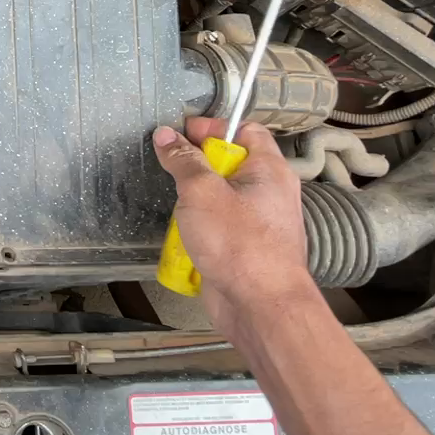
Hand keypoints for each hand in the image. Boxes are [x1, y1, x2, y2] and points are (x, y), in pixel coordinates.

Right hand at [152, 118, 315, 331]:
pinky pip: (215, 221)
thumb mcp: (201, 191)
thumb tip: (165, 135)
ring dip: (191, 197)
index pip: (245, 130)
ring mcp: (256, 220)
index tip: (182, 135)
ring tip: (176, 203)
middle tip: (172, 168)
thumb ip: (182, 160)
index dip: (213, 127)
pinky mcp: (242, 244)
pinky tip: (182, 230)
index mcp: (269, 171)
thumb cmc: (239, 244)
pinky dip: (195, 223)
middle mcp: (267, 192)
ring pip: (217, 194)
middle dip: (195, 164)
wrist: (261, 306)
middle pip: (228, 161)